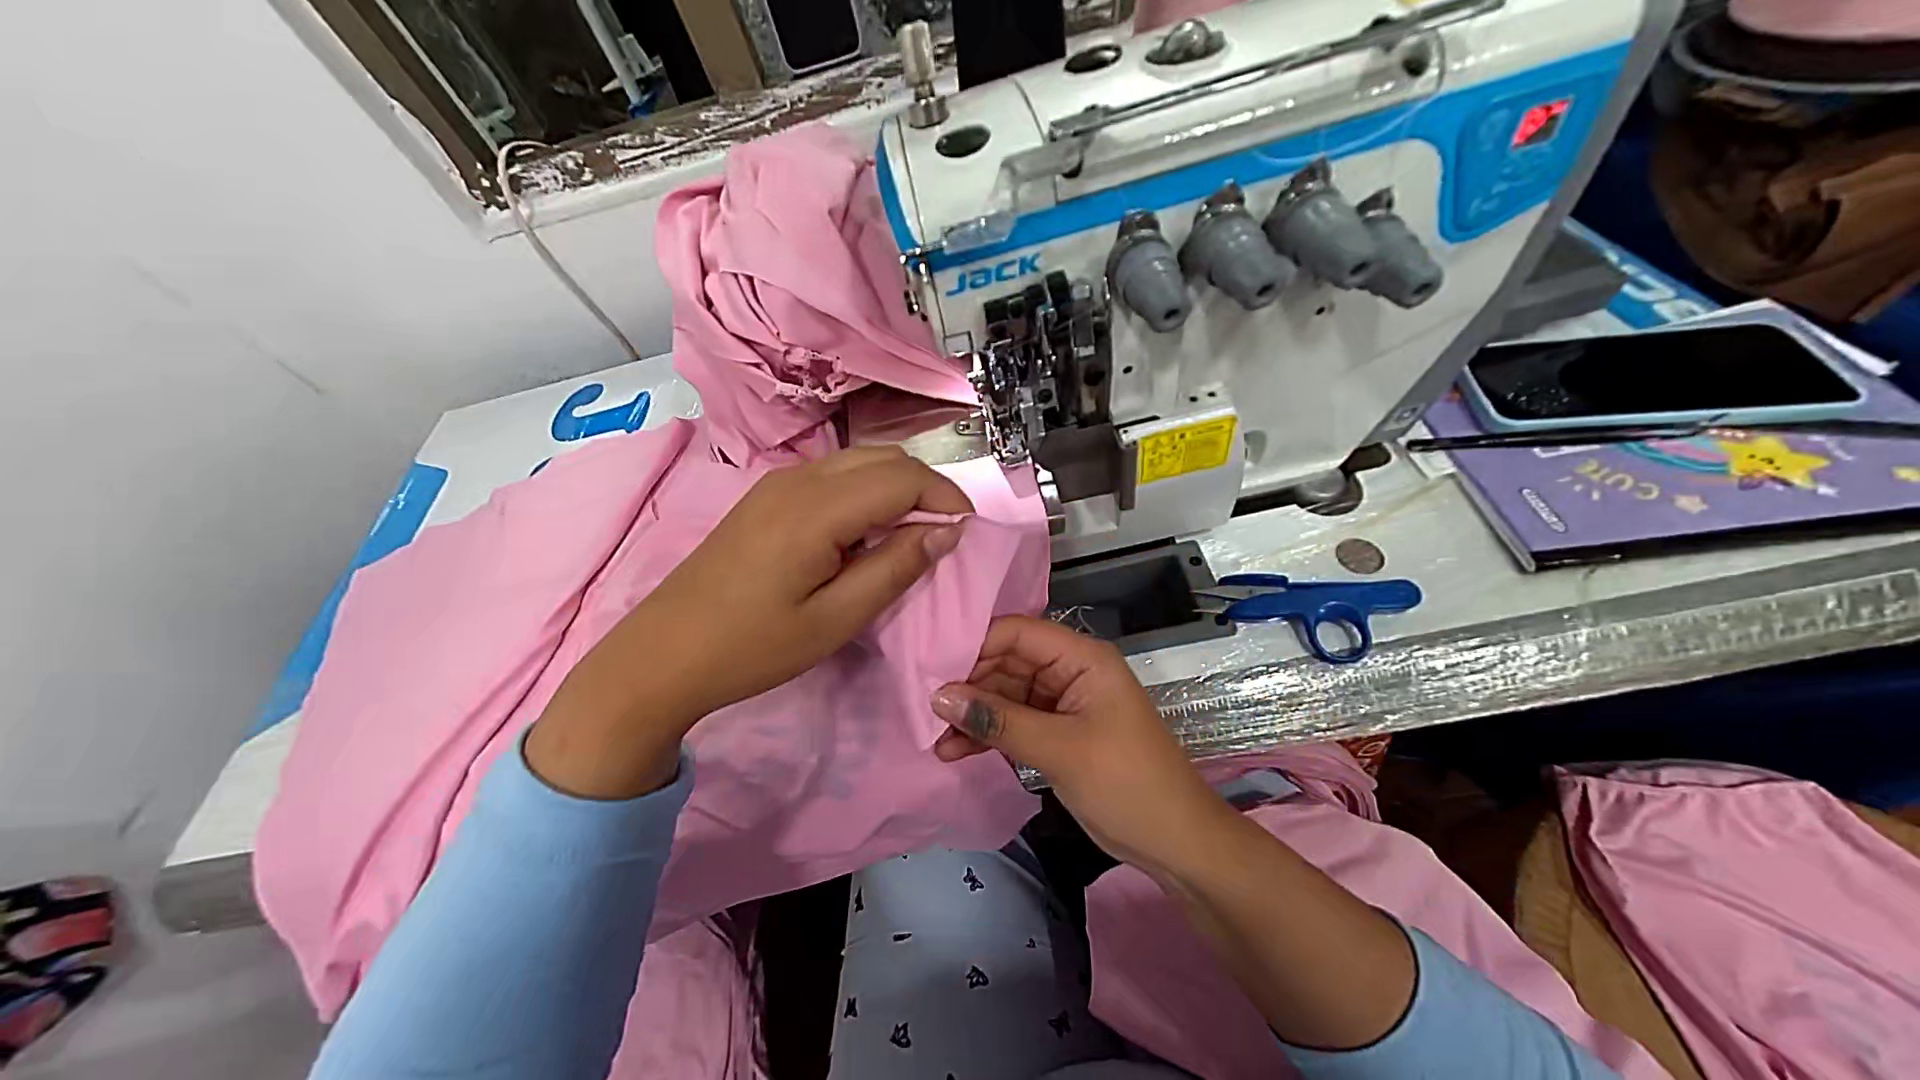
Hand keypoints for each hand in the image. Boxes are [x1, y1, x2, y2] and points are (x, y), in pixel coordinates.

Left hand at [527, 446, 971, 796]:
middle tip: (945, 534)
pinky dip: (864, 493)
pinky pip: (831, 477)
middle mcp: (797, 479)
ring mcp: (776, 484)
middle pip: (883, 458)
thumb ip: (895, 568)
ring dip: (895, 488)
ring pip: (857, 462)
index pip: (903, 476)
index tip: (968, 532)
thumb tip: (946, 531)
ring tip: (911, 536)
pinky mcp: (764, 497)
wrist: (662, 656)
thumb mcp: (835, 619)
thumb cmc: (752, 647)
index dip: (945, 496)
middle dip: (925, 486)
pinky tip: (864, 534)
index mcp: (816, 508)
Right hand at [935, 616, 1417, 1048]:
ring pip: (1006, 696)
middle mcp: (1070, 672)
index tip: (933, 672)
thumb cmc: (1126, 783)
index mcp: (1082, 658)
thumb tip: (939, 696)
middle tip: (926, 712)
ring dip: (974, 716)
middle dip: (969, 687)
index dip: (975, 647)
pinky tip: (955, 751)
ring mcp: (1064, 704)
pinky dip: (989, 736)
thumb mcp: (1059, 749)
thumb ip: (998, 719)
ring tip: (935, 740)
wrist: (1177, 843)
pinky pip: (1015, 723)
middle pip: (1007, 663)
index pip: (1017, 633)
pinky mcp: (1059, 734)